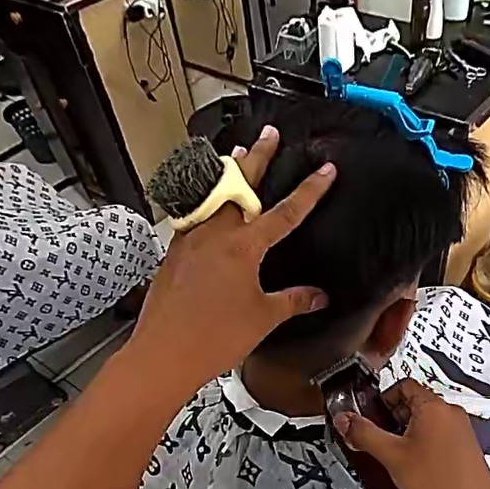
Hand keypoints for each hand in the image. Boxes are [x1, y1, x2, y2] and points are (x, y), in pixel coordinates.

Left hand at [124, 125, 333, 392]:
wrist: (164, 353)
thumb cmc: (212, 338)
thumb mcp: (264, 318)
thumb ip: (294, 300)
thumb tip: (318, 296)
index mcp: (242, 248)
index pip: (285, 212)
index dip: (309, 190)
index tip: (325, 171)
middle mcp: (213, 235)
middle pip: (240, 186)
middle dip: (259, 157)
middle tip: (269, 134)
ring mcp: (189, 240)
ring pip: (211, 194)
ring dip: (228, 173)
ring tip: (236, 155)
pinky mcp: (174, 252)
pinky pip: (193, 215)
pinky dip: (205, 200)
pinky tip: (208, 203)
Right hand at [333, 379, 489, 488]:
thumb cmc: (444, 484)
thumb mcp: (392, 457)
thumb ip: (364, 434)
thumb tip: (345, 420)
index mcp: (434, 406)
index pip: (402, 384)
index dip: (381, 399)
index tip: (368, 414)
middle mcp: (450, 413)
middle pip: (412, 402)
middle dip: (390, 418)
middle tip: (377, 438)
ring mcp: (460, 429)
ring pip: (424, 420)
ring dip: (405, 434)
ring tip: (395, 456)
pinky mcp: (464, 445)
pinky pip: (437, 435)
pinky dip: (421, 444)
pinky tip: (413, 466)